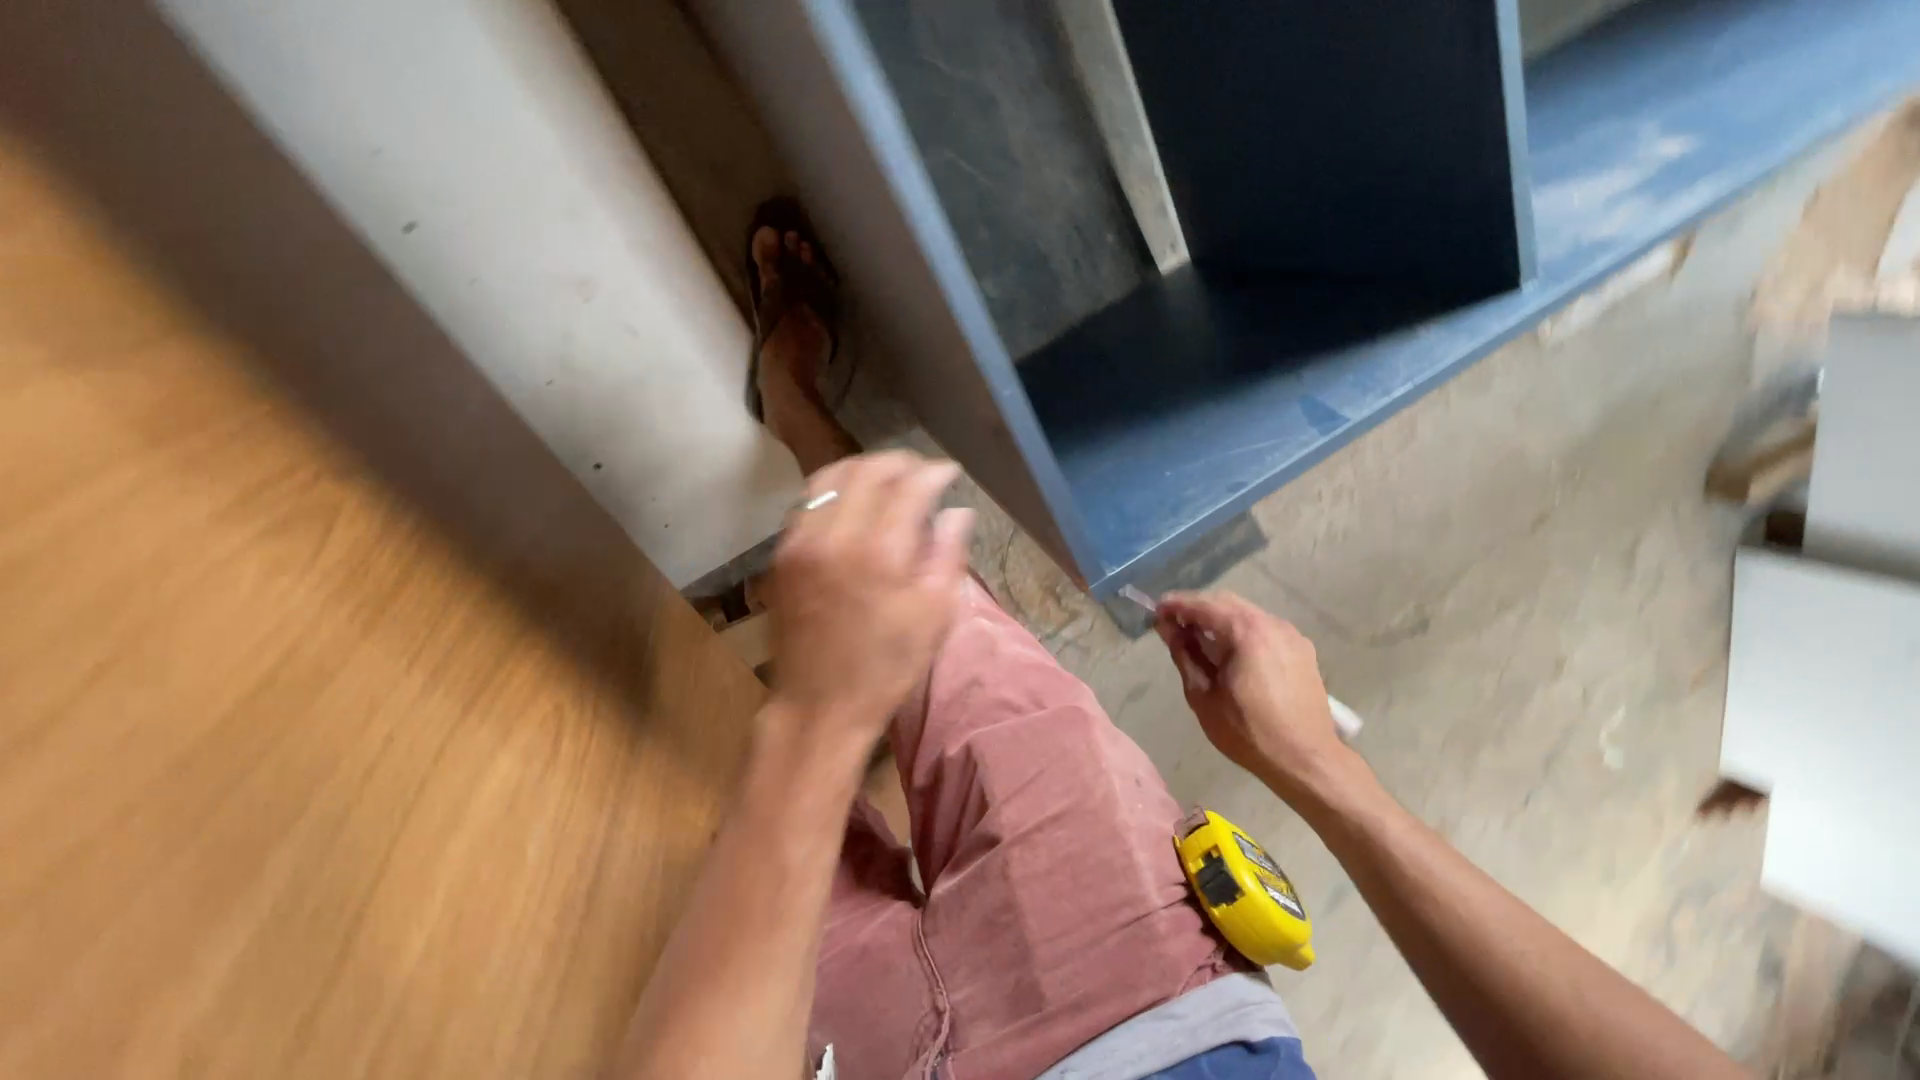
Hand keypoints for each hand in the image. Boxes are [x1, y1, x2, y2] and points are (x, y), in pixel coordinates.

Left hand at [766, 451, 974, 748]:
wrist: (820, 706)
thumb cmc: (887, 667)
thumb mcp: (935, 617)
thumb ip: (948, 555)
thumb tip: (957, 512)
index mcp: (879, 553)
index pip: (908, 486)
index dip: (933, 472)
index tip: (949, 473)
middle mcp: (834, 536)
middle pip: (866, 470)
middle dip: (899, 463)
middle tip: (920, 473)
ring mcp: (800, 543)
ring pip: (830, 478)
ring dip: (863, 470)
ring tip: (887, 481)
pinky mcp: (782, 556)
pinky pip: (808, 502)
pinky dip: (835, 492)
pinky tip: (854, 506)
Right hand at [1155, 590, 1353, 797]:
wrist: (1305, 758)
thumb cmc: (1247, 731)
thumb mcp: (1203, 695)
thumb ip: (1184, 655)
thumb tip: (1167, 629)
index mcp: (1246, 632)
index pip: (1203, 605)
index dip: (1175, 605)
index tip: (1155, 611)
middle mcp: (1271, 623)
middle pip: (1226, 602)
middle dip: (1198, 609)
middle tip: (1173, 626)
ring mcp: (1291, 635)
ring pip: (1247, 613)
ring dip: (1220, 620)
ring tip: (1200, 640)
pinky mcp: (1302, 649)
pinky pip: (1265, 628)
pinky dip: (1242, 631)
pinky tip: (1231, 653)